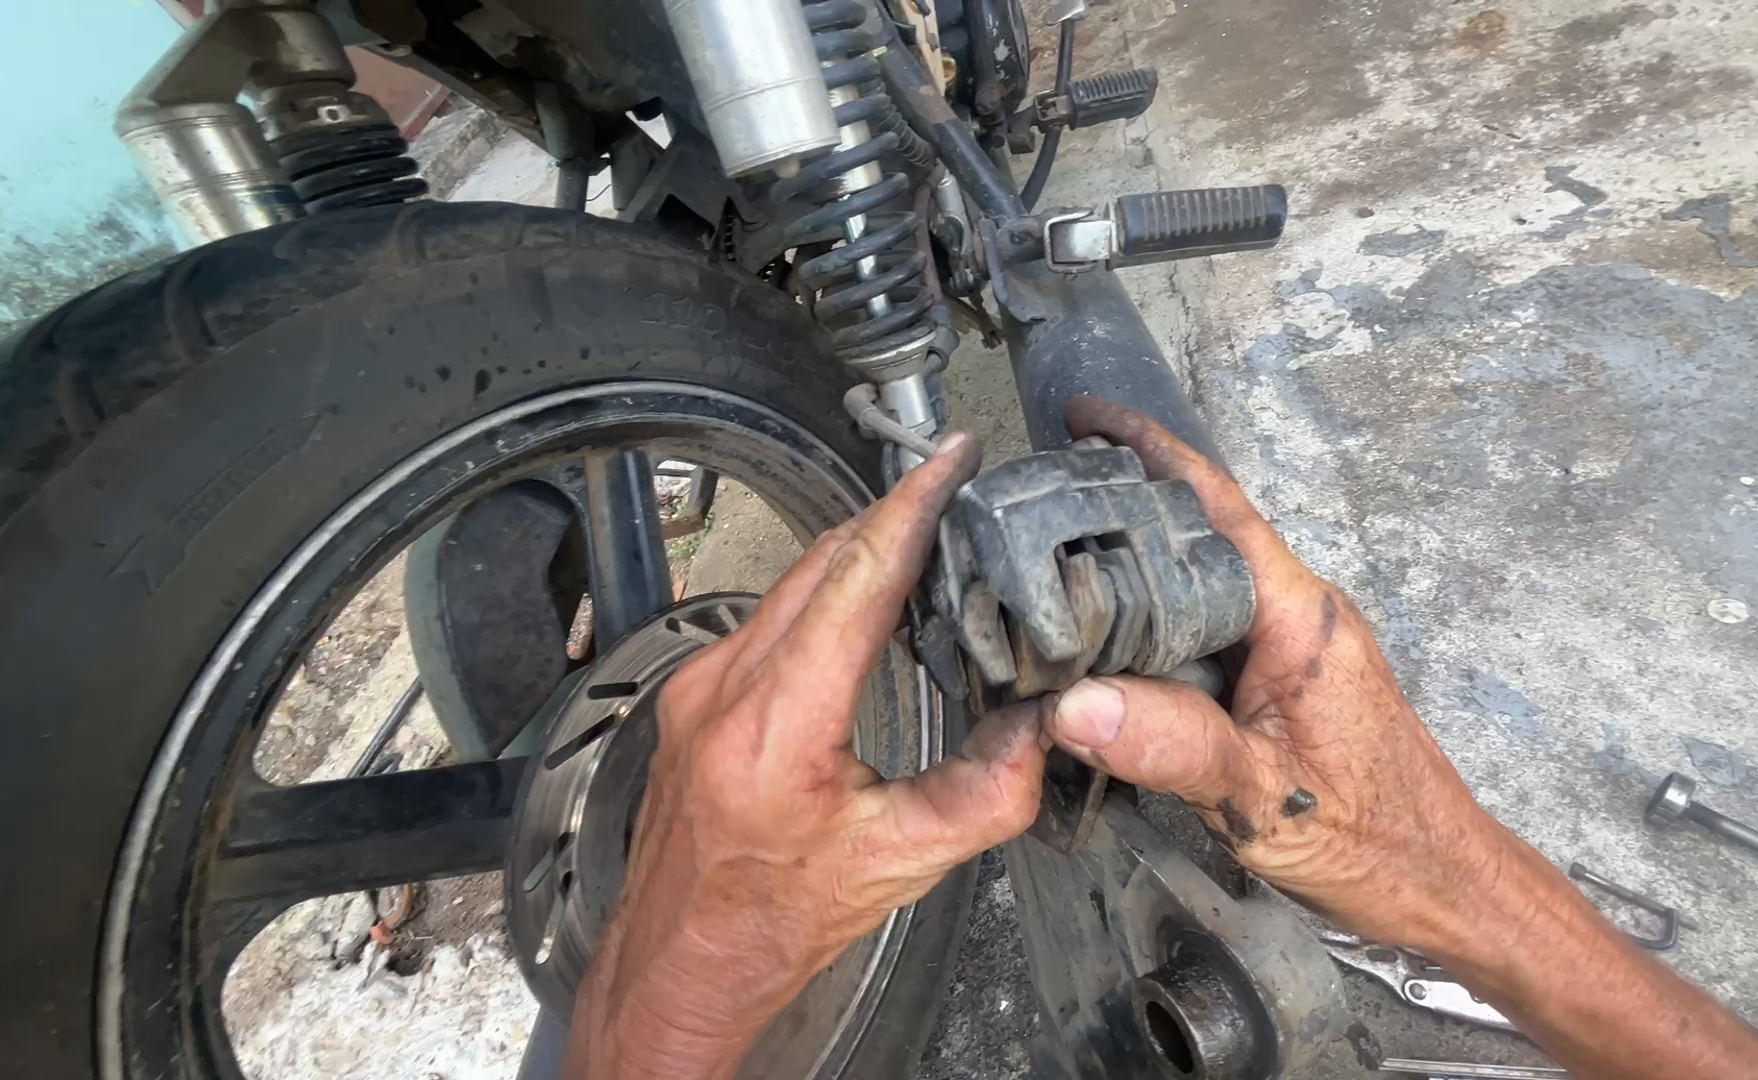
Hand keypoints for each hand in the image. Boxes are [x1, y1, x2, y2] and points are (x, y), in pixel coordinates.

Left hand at [568, 433, 1046, 1078]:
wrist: (679, 961)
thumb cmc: (768, 921)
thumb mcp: (895, 864)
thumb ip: (983, 793)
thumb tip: (1038, 724)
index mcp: (776, 723)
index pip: (855, 579)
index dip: (910, 508)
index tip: (948, 460)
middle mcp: (726, 685)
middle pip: (822, 561)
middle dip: (892, 514)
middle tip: (949, 486)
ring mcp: (701, 681)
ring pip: (794, 579)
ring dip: (859, 549)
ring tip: (922, 533)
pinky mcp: (696, 689)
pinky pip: (772, 610)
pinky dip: (827, 587)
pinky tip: (863, 595)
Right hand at [1048, 398, 1512, 946]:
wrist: (1443, 884)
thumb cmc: (1369, 840)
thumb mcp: (1263, 799)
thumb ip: (1173, 745)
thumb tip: (1067, 705)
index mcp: (1294, 612)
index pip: (1215, 506)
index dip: (1148, 451)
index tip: (1081, 418)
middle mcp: (1289, 606)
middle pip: (1197, 527)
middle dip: (1122, 492)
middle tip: (1036, 489)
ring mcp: (1282, 636)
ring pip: (1194, 573)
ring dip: (1127, 550)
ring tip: (1045, 547)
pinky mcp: (1272, 668)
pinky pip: (1197, 616)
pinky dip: (1143, 605)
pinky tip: (1096, 626)